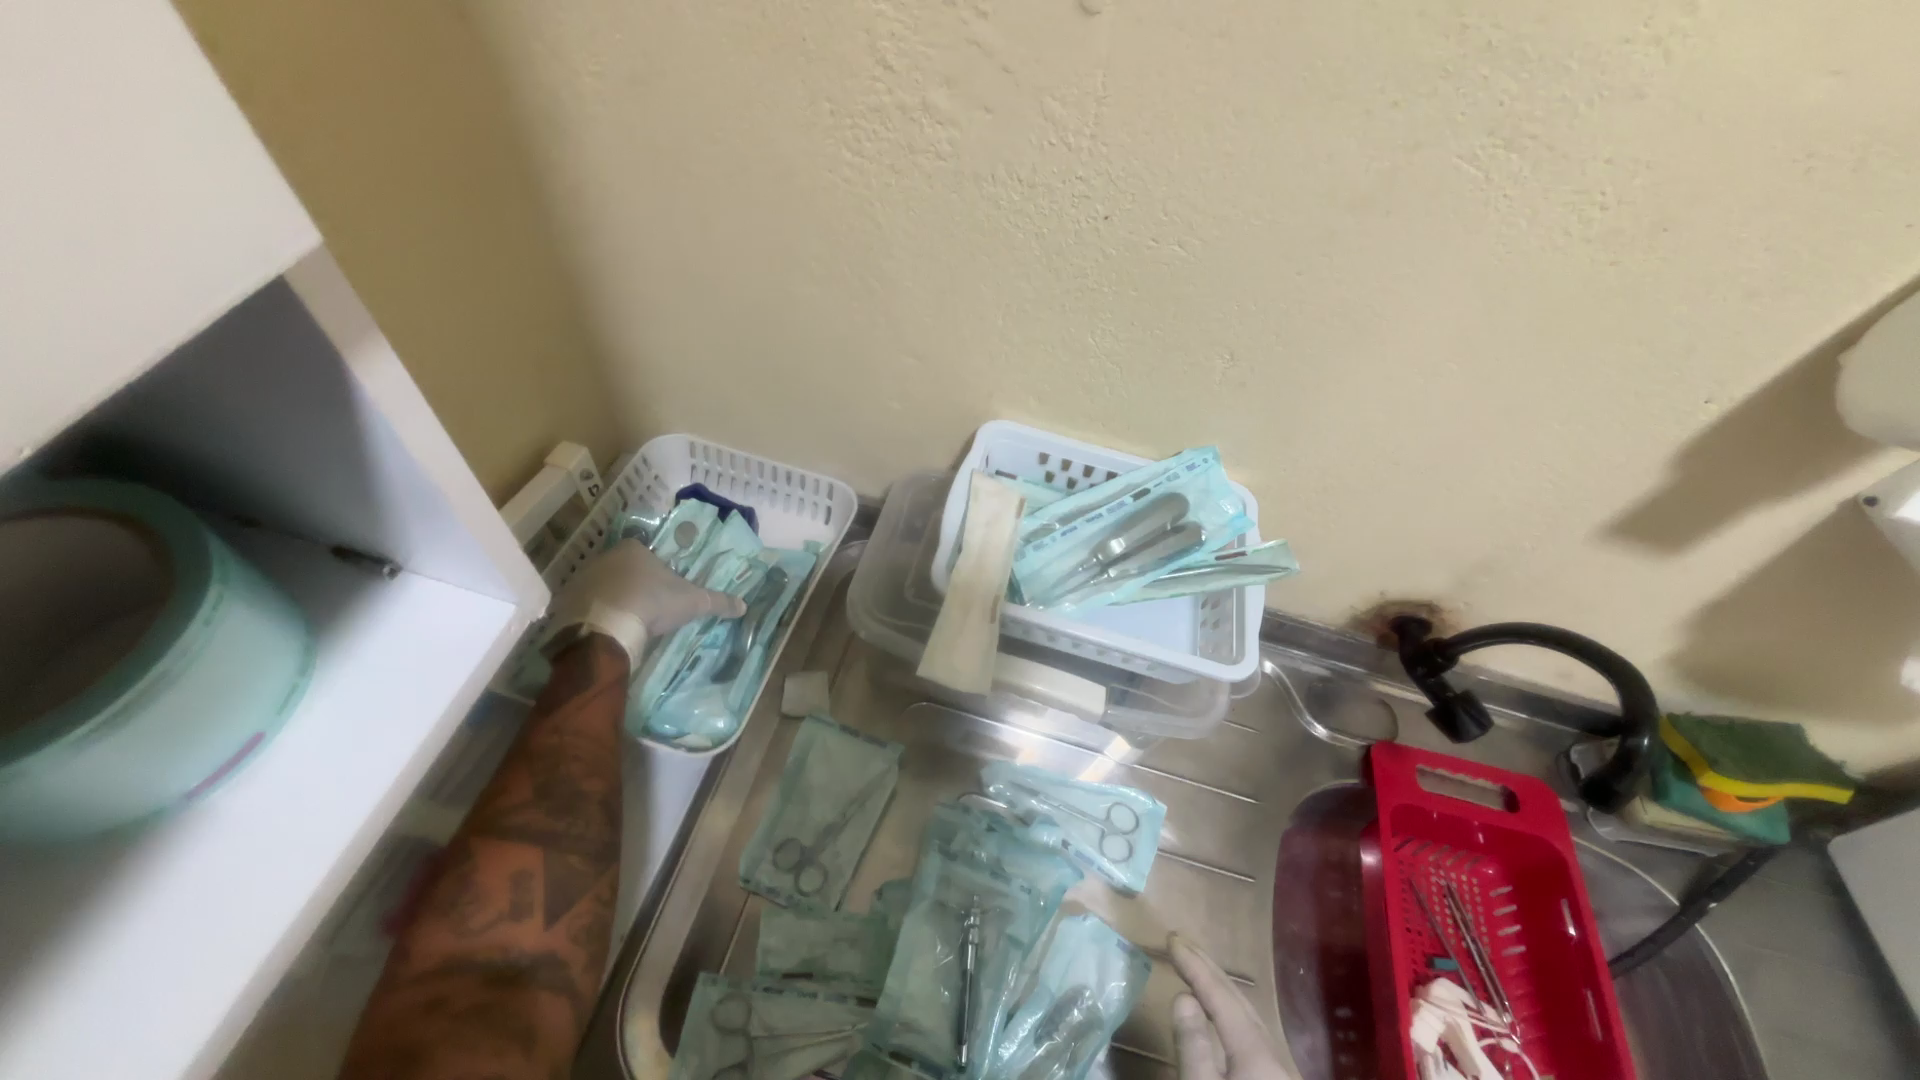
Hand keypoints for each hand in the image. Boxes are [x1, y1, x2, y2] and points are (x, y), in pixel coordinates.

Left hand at [545, 539, 746, 668]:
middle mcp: (605, 557)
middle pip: (623, 568)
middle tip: (646, 608)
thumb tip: (744, 605)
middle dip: (633, 585)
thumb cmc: (652, 603)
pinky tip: (605, 629)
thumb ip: (717, 601)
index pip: (647, 554)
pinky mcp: (565, 600)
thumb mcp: (692, 602)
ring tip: (626, 622)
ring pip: (602, 586)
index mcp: (635, 549)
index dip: (657, 572)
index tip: (663, 592)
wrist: (606, 625)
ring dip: (612, 599)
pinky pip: (583, 605)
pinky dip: (593, 614)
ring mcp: (582, 577)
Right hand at [1168, 933, 1295, 1079]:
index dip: (1194, 964)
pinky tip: (1221, 1016)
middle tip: (1181, 942)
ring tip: (1197, 970)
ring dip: (1220, 987)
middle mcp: (1272, 1050)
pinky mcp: (1276, 1078)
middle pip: (1238, 1000)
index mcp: (1254, 1049)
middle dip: (1208, 968)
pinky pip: (1250, 1030)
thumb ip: (1194, 1047)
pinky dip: (1230, 1009)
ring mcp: (1278, 1066)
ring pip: (1248, 1015)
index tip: (1172, 937)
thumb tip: (1182, 997)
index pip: (1220, 995)